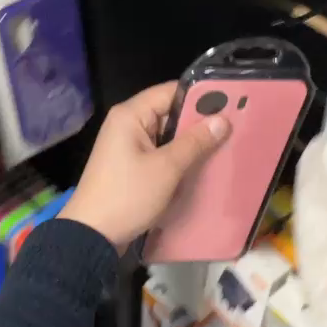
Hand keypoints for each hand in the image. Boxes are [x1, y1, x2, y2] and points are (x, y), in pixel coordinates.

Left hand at [62, 82, 228, 251]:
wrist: (92, 234)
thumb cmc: (128, 195)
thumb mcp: (166, 168)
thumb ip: (195, 142)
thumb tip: (222, 120)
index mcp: (130, 115)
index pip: (170, 92)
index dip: (200, 96)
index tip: (231, 104)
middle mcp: (126, 123)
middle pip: (168, 113)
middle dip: (198, 121)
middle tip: (233, 127)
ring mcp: (126, 145)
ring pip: (165, 135)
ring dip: (189, 142)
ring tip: (224, 145)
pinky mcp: (129, 165)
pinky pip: (158, 152)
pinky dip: (176, 157)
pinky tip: (200, 164)